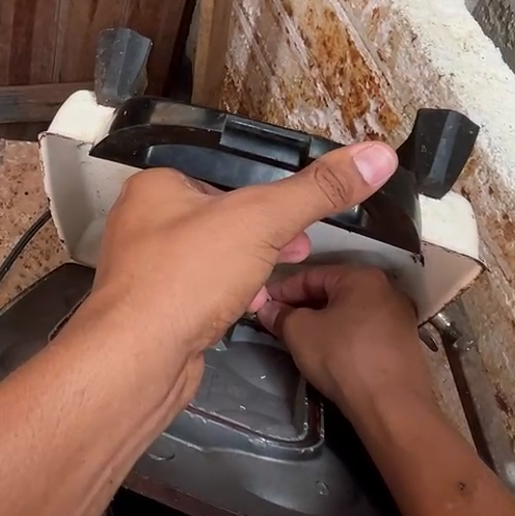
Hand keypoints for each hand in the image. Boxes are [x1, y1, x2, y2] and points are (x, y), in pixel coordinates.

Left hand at [84, 142, 397, 365]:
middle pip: (218, 214)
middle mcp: (143, 220)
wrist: (137, 361)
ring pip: (213, 253)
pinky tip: (252, 305)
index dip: (263, 189)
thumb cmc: (189, 275)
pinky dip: (229, 291)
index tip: (300, 207)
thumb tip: (377, 154)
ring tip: (286, 269)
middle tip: (300, 242)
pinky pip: (201, 287)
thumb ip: (317, 189)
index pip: (219, 172)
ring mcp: (146, 266)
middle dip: (264, 229)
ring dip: (251, 261)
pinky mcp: (154, 306)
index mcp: (155, 185)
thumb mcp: (261, 220)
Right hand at [257, 264, 435, 416]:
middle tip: (278, 321)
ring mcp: (399, 320)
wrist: (392, 409)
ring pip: (348, 313)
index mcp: (362, 277)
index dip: (283, 289)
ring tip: (299, 338)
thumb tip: (268, 310)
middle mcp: (386, 291)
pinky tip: (327, 352)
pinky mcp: (404, 347)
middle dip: (302, 306)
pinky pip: (363, 332)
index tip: (264, 303)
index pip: (312, 275)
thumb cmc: (342, 357)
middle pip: (332, 293)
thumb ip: (280, 315)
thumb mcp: (299, 331)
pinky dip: (342, 337)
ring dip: (322, 322)